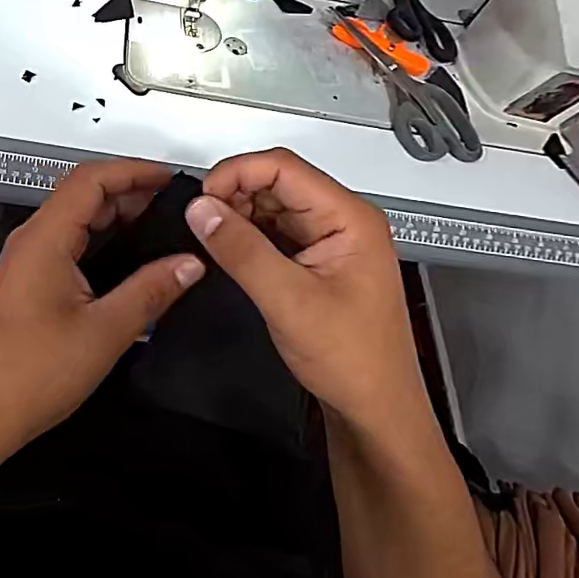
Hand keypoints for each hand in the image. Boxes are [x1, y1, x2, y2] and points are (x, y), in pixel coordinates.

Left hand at [0, 160, 202, 521]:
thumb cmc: (28, 377)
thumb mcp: (105, 332)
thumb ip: (152, 291)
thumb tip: (188, 264)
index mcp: (43, 241)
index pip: (90, 180)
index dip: (132, 170)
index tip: (165, 176)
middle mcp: (31, 241)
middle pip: (82, 192)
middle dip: (128, 188)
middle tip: (169, 199)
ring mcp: (27, 259)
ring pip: (75, 216)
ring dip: (115, 211)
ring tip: (155, 219)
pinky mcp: (29, 278)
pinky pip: (68, 239)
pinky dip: (101, 234)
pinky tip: (126, 251)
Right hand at [184, 148, 424, 429]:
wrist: (374, 409)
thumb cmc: (356, 361)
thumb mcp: (289, 301)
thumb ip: (241, 251)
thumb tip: (204, 210)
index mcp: (350, 218)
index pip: (283, 168)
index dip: (237, 173)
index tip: (204, 197)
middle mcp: (342, 221)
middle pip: (276, 181)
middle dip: (234, 194)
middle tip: (204, 220)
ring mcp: (328, 239)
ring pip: (271, 205)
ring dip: (238, 215)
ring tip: (215, 239)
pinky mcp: (315, 258)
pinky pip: (273, 230)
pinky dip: (247, 235)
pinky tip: (231, 252)